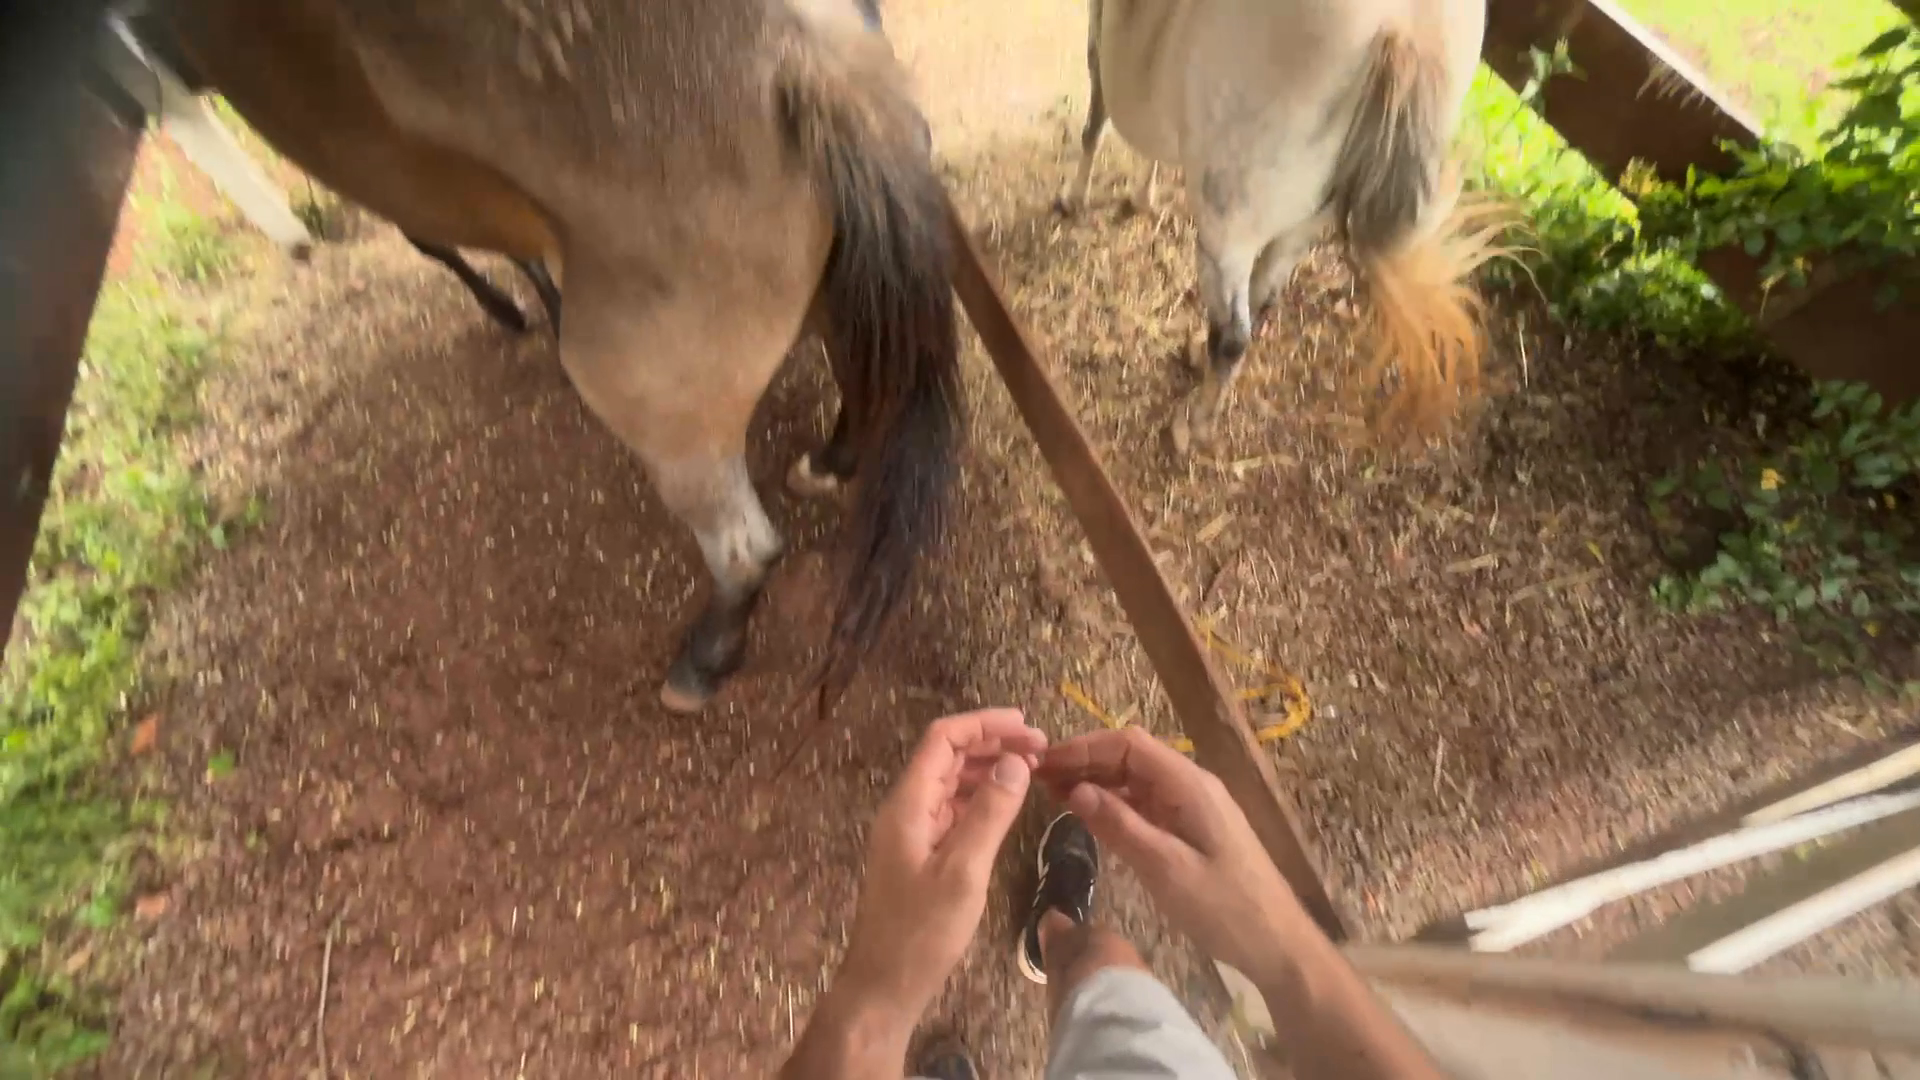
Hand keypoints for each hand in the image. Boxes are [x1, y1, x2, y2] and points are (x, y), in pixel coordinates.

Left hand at [838, 708, 1045, 1020]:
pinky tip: (1007, 800)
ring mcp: (912, 828)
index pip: (942, 739)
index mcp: (908, 802)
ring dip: (988, 767)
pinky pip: (952, 807)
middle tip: (1039, 746)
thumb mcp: (963, 872)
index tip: (1024, 725)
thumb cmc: (921, 932)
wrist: (883, 988)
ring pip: (951, 780)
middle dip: (992, 742)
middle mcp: (907, 806)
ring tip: (1031, 767)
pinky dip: (981, 796)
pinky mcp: (921, 850)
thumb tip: (1015, 762)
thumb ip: (990, 813)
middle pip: (948, 755)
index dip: (983, 724)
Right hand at [1035, 728, 1309, 980]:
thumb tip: (1075, 790)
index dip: (1084, 747)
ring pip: (1133, 778)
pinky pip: (1143, 801)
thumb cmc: (1226, 908)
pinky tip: (1086, 812)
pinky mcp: (1188, 827)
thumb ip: (1120, 826)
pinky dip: (1112, 802)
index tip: (1046, 761)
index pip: (1128, 744)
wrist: (1281, 947)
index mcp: (1188, 783)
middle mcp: (1188, 784)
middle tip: (1039, 775)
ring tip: (1051, 790)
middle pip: (1129, 756)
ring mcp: (1189, 805)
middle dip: (1084, 760)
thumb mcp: (1167, 869)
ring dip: (1095, 779)